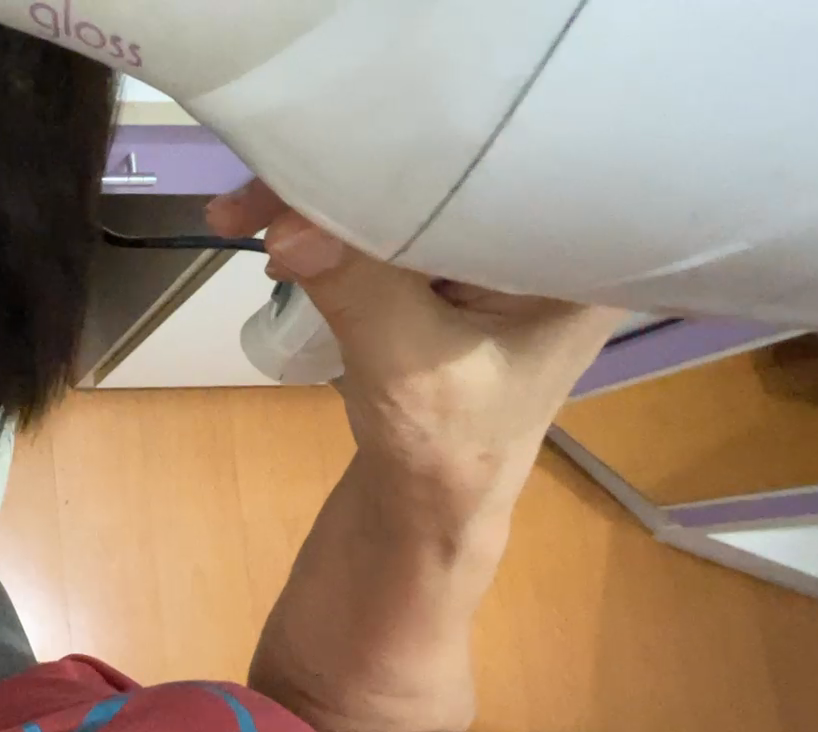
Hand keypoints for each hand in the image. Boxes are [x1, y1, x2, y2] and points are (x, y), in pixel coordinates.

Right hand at [209, 182, 621, 510]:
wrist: (429, 494)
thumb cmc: (444, 445)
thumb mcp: (404, 367)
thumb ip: (356, 290)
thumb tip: (286, 226)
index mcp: (577, 241)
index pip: (487, 163)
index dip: (400, 152)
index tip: (319, 150)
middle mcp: (541, 226)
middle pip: (437, 171)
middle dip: (339, 177)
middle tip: (251, 194)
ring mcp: (485, 246)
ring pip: (399, 196)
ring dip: (318, 204)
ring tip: (241, 215)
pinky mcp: (443, 267)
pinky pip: (382, 227)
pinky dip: (326, 230)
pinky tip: (280, 238)